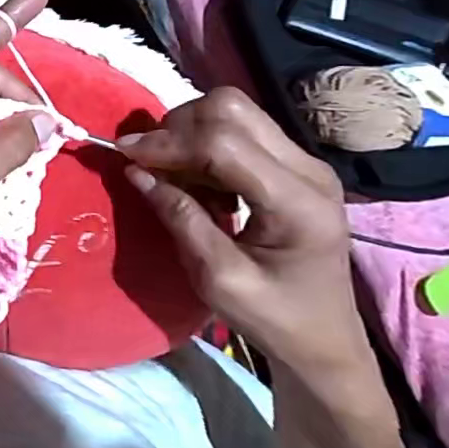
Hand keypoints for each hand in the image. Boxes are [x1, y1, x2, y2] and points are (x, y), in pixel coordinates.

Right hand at [119, 89, 375, 394]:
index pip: (223, 144)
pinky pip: (240, 130)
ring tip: (173, 175)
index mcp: (297, 202)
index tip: (125, 156)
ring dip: (190, 134)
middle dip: (178, 128)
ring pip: (234, 111)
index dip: (168, 143)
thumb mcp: (217, 278)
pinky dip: (205, 144)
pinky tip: (198, 181)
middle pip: (231, 108)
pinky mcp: (295, 164)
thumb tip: (136, 171)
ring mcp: (305, 162)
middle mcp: (308, 168)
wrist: (324, 339)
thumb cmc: (274, 318)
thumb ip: (180, 218)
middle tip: (150, 163)